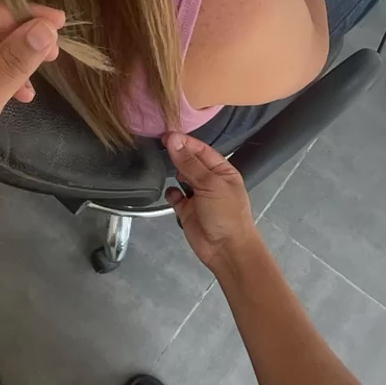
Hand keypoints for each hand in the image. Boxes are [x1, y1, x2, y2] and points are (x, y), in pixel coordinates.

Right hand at [164, 132, 262, 272]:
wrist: (227, 250)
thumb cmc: (226, 214)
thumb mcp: (210, 184)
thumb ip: (189, 163)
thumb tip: (173, 140)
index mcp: (222, 171)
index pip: (201, 150)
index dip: (184, 142)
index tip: (166, 135)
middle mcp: (210, 181)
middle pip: (190, 162)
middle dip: (177, 155)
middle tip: (158, 146)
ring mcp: (198, 196)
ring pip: (181, 178)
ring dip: (173, 172)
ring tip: (161, 165)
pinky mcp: (187, 211)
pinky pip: (176, 197)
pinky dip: (171, 194)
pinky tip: (170, 192)